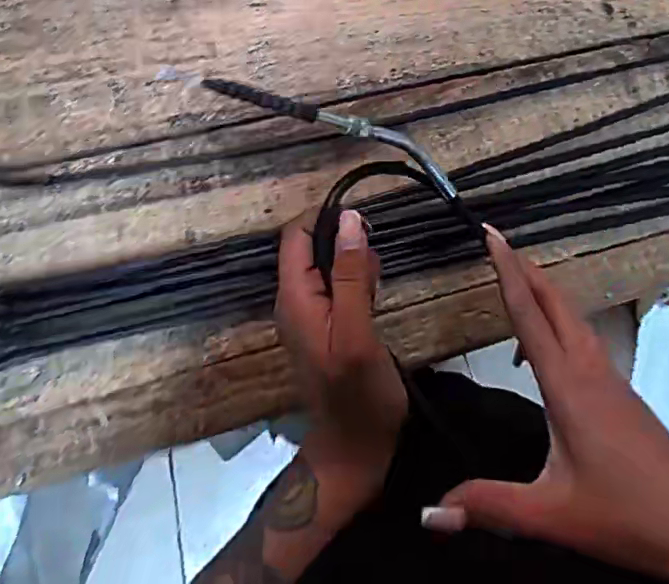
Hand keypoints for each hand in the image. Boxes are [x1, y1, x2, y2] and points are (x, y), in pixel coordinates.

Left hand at [274, 207, 408, 514]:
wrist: (356, 450)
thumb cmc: (358, 394)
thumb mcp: (356, 330)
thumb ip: (350, 274)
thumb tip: (349, 218)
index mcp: (294, 297)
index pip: (296, 235)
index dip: (326, 219)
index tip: (363, 224)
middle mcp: (295, 300)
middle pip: (313, 247)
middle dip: (346, 244)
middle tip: (373, 269)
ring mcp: (309, 314)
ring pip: (329, 266)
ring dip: (354, 265)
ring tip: (374, 289)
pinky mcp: (326, 325)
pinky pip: (337, 287)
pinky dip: (357, 284)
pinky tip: (372, 301)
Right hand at [421, 226, 668, 583]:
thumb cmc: (625, 515)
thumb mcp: (552, 514)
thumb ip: (490, 506)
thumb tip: (432, 512)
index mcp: (567, 385)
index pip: (528, 315)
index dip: (507, 271)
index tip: (492, 235)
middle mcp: (588, 368)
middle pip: (553, 302)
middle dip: (525, 268)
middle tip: (498, 243)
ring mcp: (609, 376)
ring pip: (572, 317)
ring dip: (544, 292)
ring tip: (518, 281)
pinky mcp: (621, 389)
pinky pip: (583, 337)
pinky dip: (559, 320)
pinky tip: (549, 347)